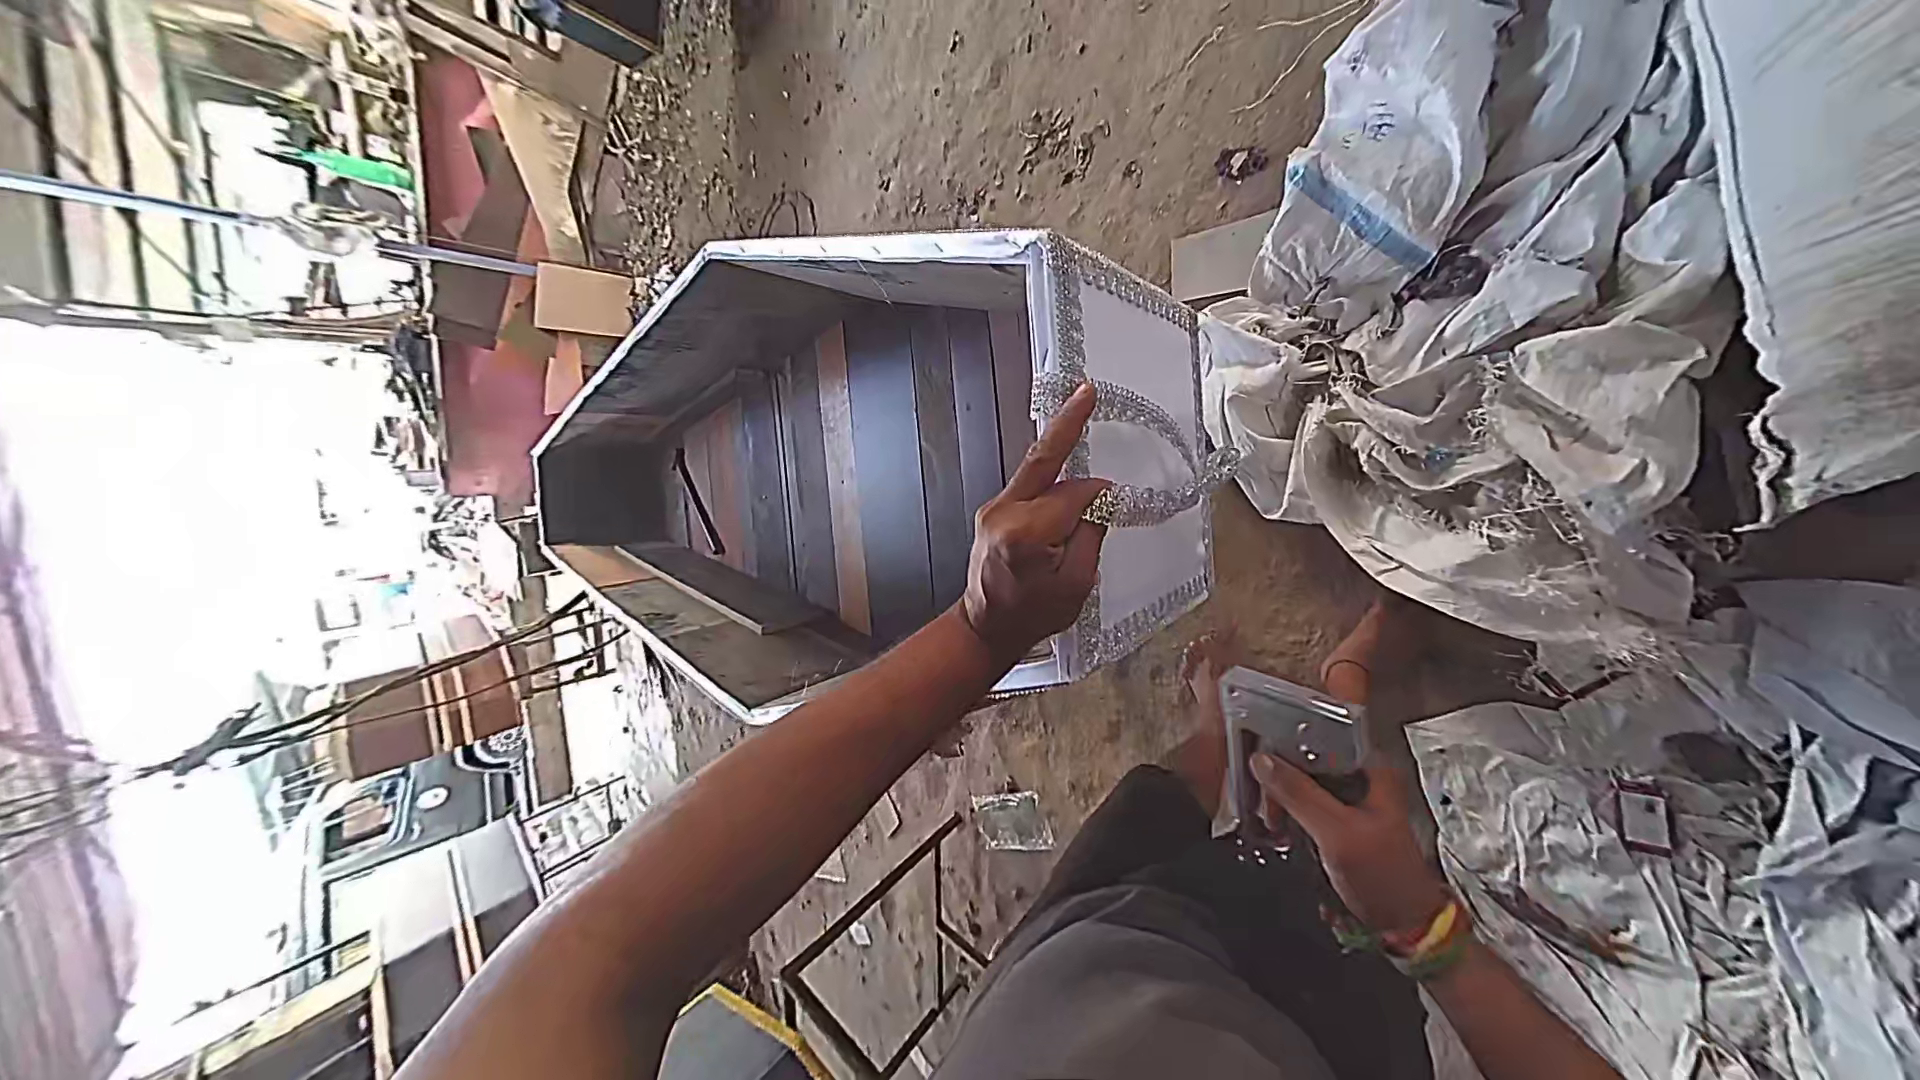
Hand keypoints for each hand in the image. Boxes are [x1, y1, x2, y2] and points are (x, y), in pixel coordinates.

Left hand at [961, 382, 1111, 662]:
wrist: (986, 627)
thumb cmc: (1032, 615)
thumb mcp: (1077, 584)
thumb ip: (1089, 534)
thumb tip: (1100, 498)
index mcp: (1025, 534)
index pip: (1074, 495)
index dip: (1100, 496)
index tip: (1116, 501)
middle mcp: (1003, 514)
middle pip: (1043, 462)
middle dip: (1068, 424)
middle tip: (1086, 391)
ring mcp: (993, 510)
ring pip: (1036, 474)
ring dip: (1062, 461)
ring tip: (1080, 420)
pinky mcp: (991, 512)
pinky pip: (1027, 486)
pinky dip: (1049, 480)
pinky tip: (1064, 481)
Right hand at [1251, 752, 1449, 935]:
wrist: (1405, 929)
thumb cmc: (1384, 880)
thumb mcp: (1337, 834)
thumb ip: (1298, 794)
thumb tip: (1261, 760)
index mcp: (1372, 768)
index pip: (1317, 736)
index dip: (1284, 747)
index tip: (1261, 765)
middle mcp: (1361, 776)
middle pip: (1303, 759)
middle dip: (1279, 780)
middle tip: (1269, 806)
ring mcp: (1350, 797)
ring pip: (1299, 781)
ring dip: (1280, 799)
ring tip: (1275, 823)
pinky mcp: (1338, 818)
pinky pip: (1302, 801)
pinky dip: (1287, 811)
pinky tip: (1281, 828)